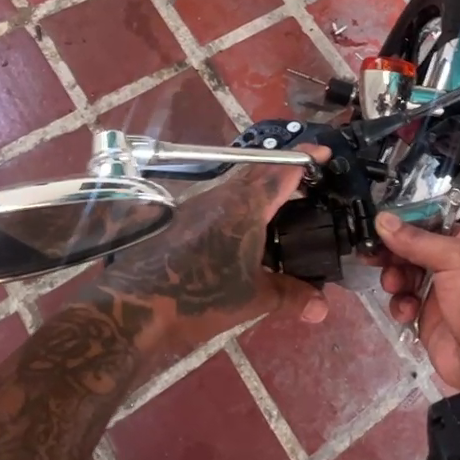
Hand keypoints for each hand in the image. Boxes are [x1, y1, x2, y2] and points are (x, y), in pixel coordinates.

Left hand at [93, 148, 330, 355]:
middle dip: (285, 175)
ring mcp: (197, 205)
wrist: (136, 305)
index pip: (282, 170)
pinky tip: (242, 238)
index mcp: (246, 206)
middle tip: (307, 187)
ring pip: (237, 188)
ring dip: (260, 193)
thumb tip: (322, 307)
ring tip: (280, 214)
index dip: (306, 158)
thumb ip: (290, 295)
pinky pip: (219, 204)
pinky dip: (238, 211)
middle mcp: (223, 196)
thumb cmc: (199, 297)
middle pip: (259, 174)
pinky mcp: (180, 220)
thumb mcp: (253, 299)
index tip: (324, 151)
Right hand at [374, 214, 459, 403]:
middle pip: (412, 251)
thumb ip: (417, 240)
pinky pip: (405, 304)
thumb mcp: (456, 260)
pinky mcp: (428, 320)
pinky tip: (407, 312)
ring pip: (404, 277)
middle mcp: (454, 266)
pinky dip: (401, 305)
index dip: (403, 225)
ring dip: (395, 278)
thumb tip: (382, 218)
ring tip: (394, 285)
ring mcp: (441, 294)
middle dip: (392, 253)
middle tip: (371, 255)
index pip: (429, 225)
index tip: (377, 226)